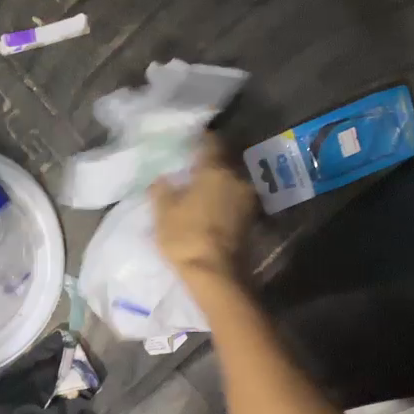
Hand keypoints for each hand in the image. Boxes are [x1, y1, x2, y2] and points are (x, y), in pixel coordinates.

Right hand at [151, 134, 258, 284]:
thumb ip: (162, 190)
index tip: (188, 144)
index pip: (209, 143)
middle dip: (207, 167)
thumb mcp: (162, 213)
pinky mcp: (251, 218)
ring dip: (216, 187)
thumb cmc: (185, 236)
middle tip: (190, 173)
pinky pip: (233, 201)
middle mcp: (236, 178)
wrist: (215, 272)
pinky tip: (209, 211)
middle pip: (221, 164)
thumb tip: (162, 178)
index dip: (198, 141)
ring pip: (229, 183)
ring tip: (199, 196)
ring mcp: (247, 198)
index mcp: (214, 170)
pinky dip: (222, 202)